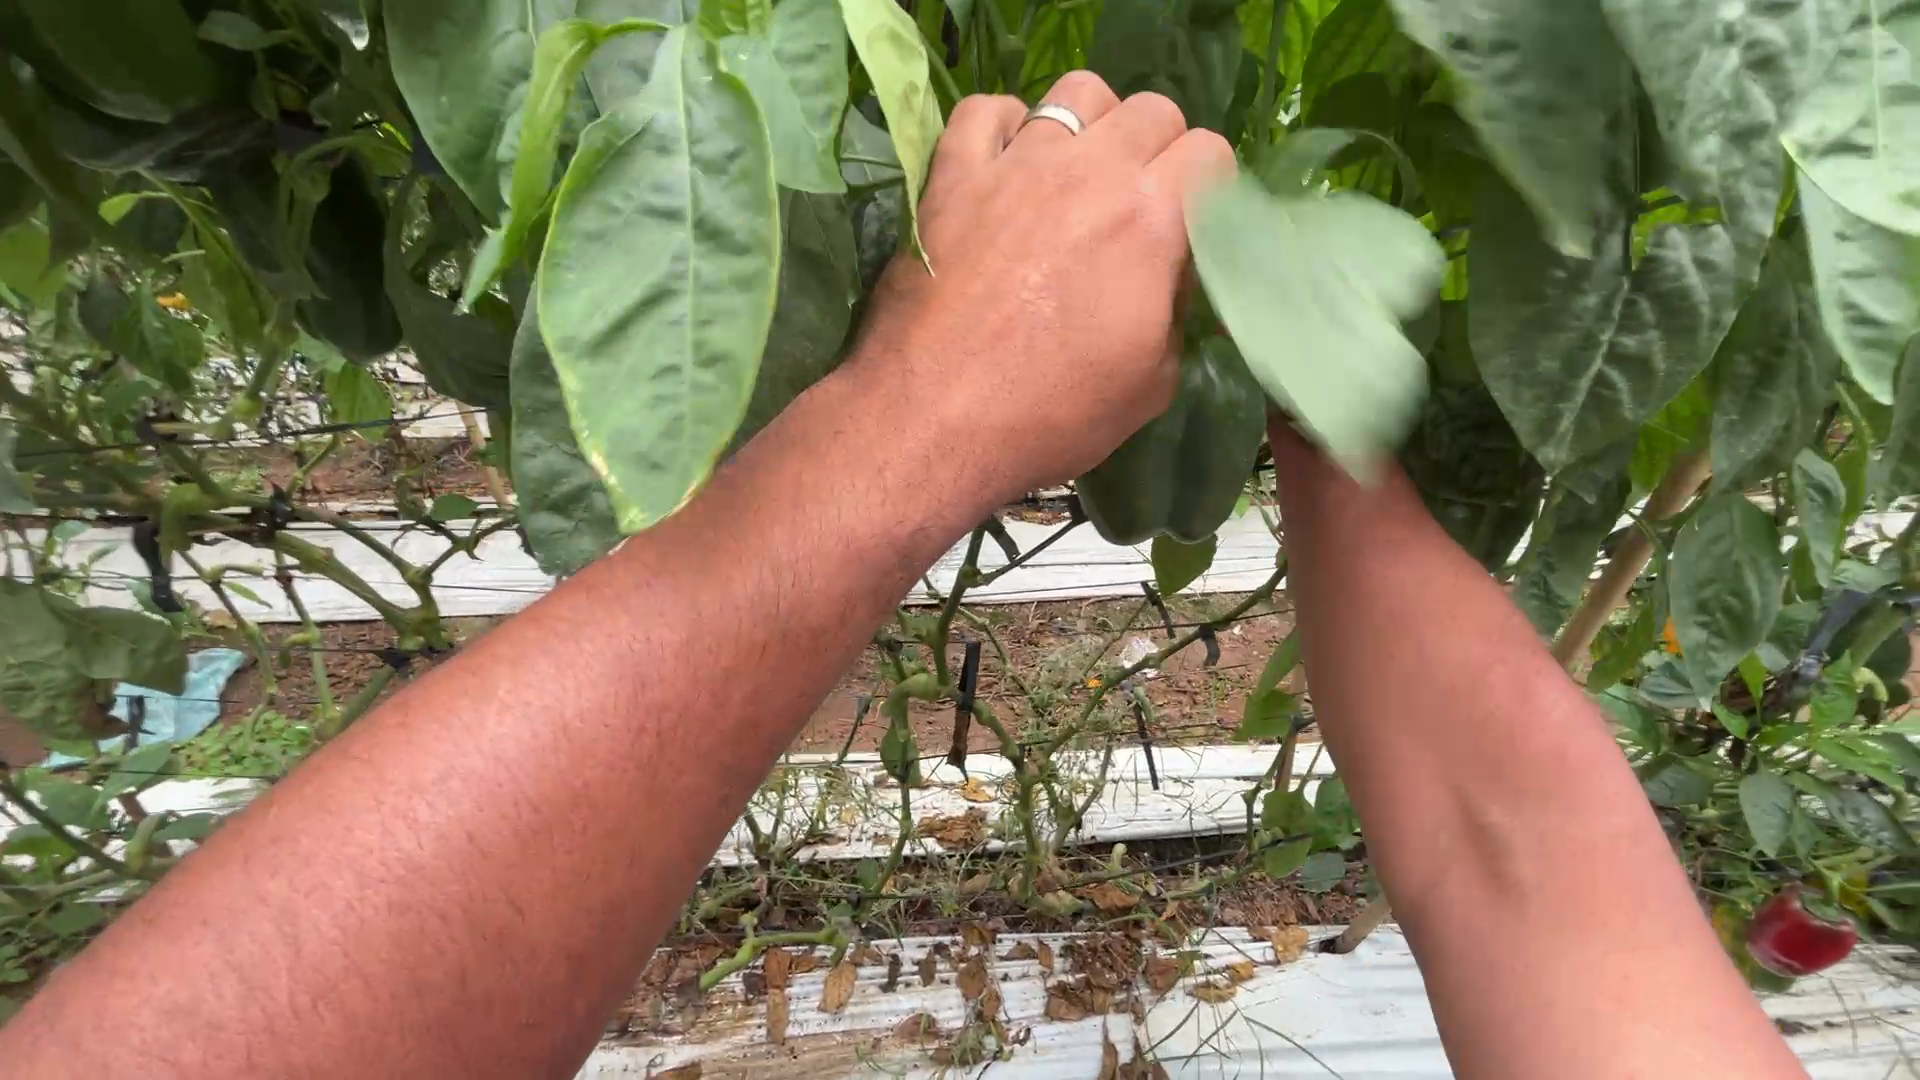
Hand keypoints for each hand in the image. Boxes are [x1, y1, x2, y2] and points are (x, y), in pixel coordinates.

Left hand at [846, 71, 1234, 502]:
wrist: (935, 422)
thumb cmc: (1049, 416)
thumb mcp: (1150, 386)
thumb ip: (1176, 314)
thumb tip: (1168, 279)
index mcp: (1150, 220)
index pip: (1209, 154)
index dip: (1207, 192)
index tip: (1186, 232)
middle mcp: (1088, 173)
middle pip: (1150, 112)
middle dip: (1158, 153)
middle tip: (1133, 212)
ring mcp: (1014, 167)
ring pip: (1076, 94)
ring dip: (1092, 128)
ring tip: (1076, 181)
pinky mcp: (951, 178)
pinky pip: (985, 111)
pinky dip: (1004, 127)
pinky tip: (1007, 166)